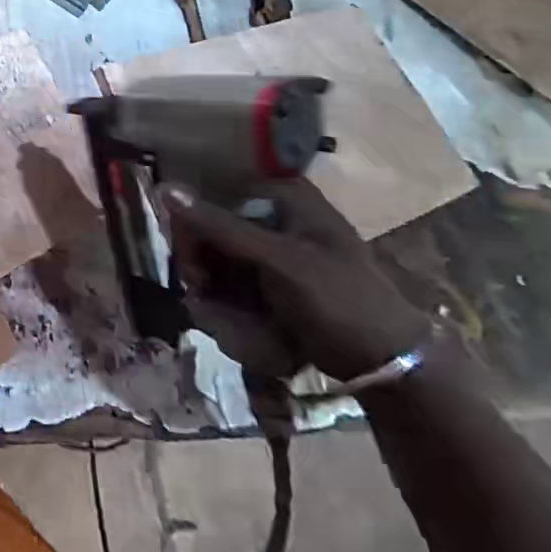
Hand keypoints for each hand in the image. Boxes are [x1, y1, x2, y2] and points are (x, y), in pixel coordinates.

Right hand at [165, 181, 429, 381]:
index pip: (216, 191)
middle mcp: (278, 214)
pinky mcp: (273, 274)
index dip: (192, 219)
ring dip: (207, 278)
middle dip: (199, 256)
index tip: (187, 255)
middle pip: (212, 222)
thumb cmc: (339, 301)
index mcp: (287, 197)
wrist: (385, 362)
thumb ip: (221, 226)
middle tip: (198, 287)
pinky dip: (221, 291)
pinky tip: (222, 309)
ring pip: (216, 251)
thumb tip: (165, 189)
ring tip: (211, 304)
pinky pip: (230, 273)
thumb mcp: (277, 261)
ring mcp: (275, 246)